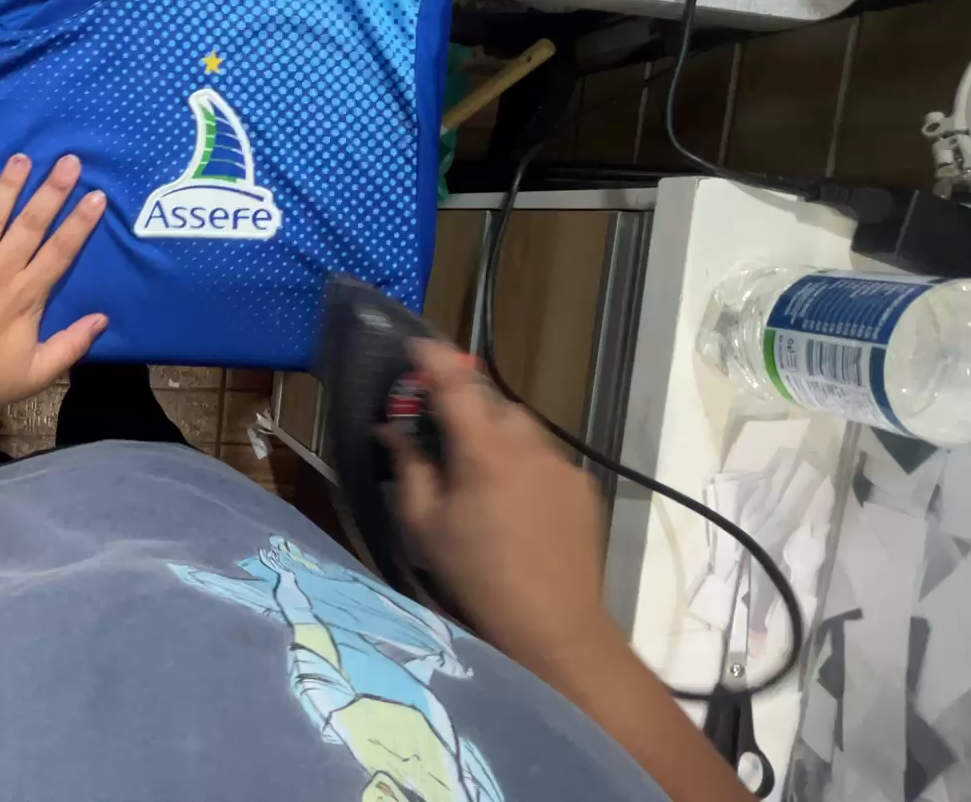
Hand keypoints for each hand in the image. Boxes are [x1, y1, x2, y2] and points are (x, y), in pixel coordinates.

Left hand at [0, 153, 108, 421]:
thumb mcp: (36, 373)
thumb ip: (72, 345)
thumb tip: (103, 318)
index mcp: (25, 296)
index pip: (60, 251)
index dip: (80, 222)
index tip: (97, 194)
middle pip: (30, 225)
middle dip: (52, 191)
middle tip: (68, 160)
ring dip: (7, 186)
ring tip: (21, 157)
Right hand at [390, 340, 620, 666]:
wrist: (554, 626)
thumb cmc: (474, 574)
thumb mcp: (422, 523)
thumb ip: (408, 466)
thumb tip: (389, 429)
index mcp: (483, 453)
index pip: (456, 386)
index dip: (434, 359)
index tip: (416, 344)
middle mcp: (527, 448)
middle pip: (491, 401)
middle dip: (463, 402)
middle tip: (438, 425)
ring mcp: (561, 466)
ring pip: (520, 425)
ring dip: (493, 428)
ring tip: (475, 462)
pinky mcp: (581, 486)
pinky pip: (543, 453)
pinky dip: (520, 455)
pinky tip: (509, 492)